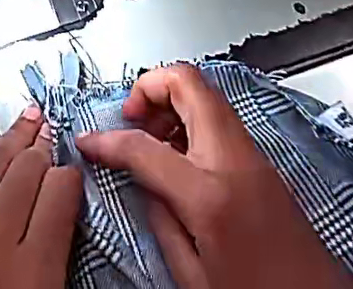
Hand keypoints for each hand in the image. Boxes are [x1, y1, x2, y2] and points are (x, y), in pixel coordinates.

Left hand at [0, 105, 82, 288]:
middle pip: (23, 177)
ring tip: (22, 124)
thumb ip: (62, 260)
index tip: (71, 172)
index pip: (58, 199)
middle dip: (41, 153)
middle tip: (49, 135)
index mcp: (30, 279)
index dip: (69, 179)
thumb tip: (64, 203)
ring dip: (5, 144)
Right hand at [75, 64, 352, 288]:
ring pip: (204, 92)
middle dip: (149, 86)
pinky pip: (217, 117)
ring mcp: (253, 156)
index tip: (89, 142)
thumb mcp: (193, 275)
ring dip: (170, 100)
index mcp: (211, 193)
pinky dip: (189, 118)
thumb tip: (144, 183)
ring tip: (153, 135)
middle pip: (185, 81)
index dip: (106, 140)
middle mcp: (234, 159)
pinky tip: (179, 154)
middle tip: (131, 116)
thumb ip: (160, 219)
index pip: (142, 145)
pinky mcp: (263, 162)